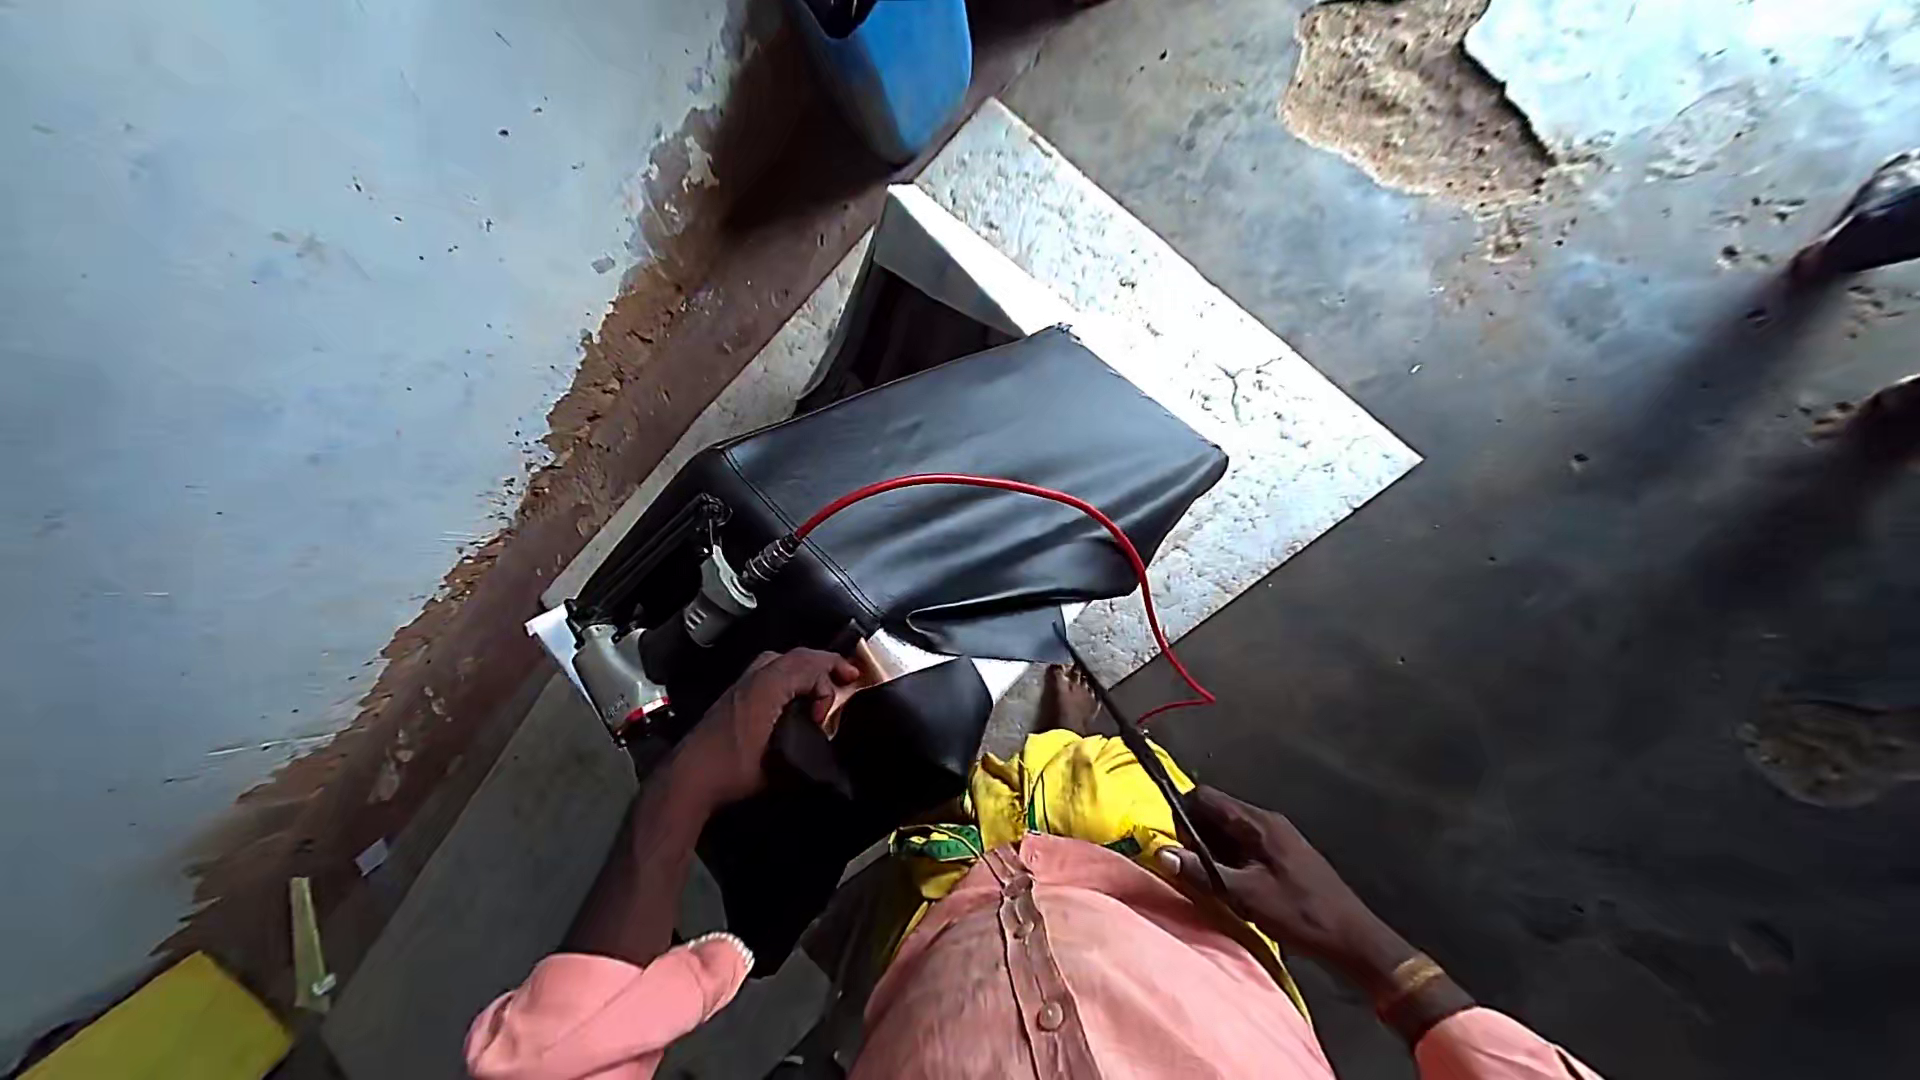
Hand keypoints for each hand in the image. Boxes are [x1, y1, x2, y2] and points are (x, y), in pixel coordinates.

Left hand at [671, 649, 859, 811]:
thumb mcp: (781, 764)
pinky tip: (797, 692)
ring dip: (807, 668)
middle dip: (826, 664)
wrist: (687, 779)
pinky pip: (770, 669)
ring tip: (825, 681)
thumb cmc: (732, 771)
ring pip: (783, 659)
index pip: (811, 667)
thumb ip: (809, 747)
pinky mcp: (735, 695)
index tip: (826, 717)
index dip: (828, 688)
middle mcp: (754, 677)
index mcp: (766, 687)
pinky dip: (791, 674)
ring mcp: (741, 684)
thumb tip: (827, 743)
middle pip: (798, 656)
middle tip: (848, 675)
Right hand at [1158, 786, 1412, 985]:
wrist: (1357, 942)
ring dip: (1215, 850)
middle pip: (1215, 811)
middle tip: (1198, 869)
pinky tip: (1237, 887)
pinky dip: (1232, 859)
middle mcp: (1266, 820)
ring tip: (1217, 882)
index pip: (1204, 796)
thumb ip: (1202, 872)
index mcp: (1257, 822)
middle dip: (1198, 836)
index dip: (1184, 815)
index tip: (1181, 846)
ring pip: (1229, 829)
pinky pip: (1244, 843)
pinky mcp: (1283, 853)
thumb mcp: (1245, 895)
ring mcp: (1277, 836)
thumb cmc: (1301, 914)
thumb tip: (1161, 854)